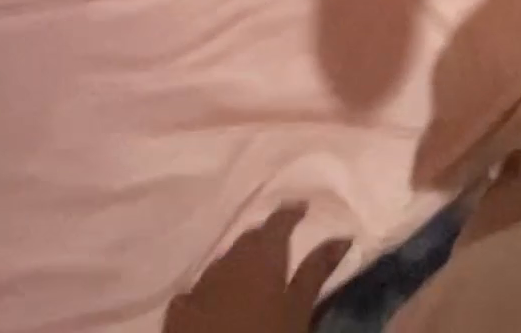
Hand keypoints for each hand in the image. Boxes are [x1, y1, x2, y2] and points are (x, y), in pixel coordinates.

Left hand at [163, 204, 349, 332]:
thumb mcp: (299, 310)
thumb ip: (317, 270)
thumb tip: (343, 236)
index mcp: (262, 257)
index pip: (278, 222)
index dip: (290, 211)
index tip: (303, 206)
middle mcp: (229, 263)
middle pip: (248, 238)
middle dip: (264, 235)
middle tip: (281, 239)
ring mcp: (199, 288)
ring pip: (223, 261)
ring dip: (238, 259)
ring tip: (252, 268)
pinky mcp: (177, 314)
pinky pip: (196, 289)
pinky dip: (211, 287)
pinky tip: (214, 297)